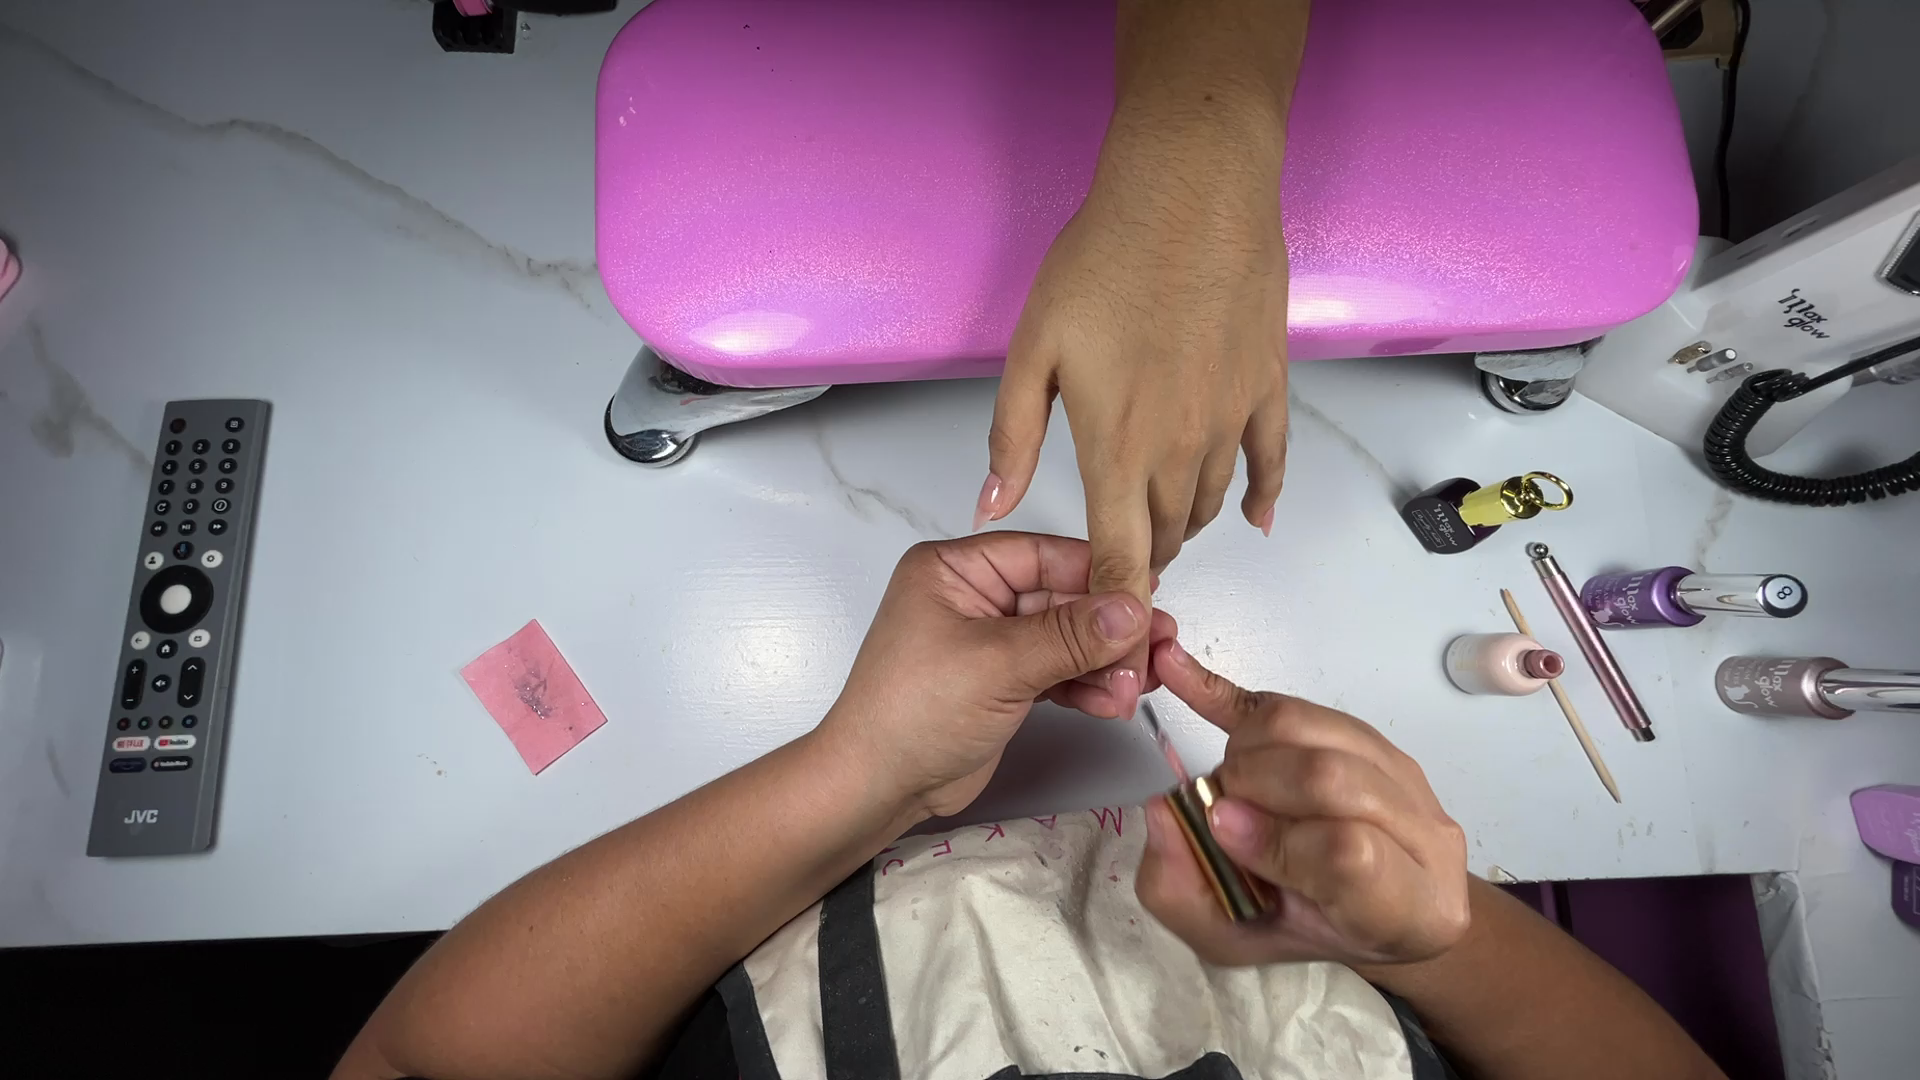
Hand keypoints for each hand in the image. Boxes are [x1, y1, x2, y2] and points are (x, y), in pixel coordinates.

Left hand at [820, 533, 1176, 820]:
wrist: (878, 787)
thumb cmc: (912, 711)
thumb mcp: (996, 664)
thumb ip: (1068, 636)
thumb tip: (1131, 610)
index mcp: (956, 570)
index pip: (1041, 555)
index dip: (1098, 572)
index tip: (1149, 590)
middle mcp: (974, 597)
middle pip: (1060, 598)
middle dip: (1107, 628)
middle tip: (1157, 646)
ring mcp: (990, 640)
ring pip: (1064, 638)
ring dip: (1103, 662)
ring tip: (1140, 684)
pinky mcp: (1004, 679)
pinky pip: (1056, 671)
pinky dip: (1085, 686)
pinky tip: (1112, 702)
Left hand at [980, 114, 1288, 597]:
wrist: (1190, 191)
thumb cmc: (1101, 266)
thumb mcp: (1032, 355)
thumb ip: (1013, 442)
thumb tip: (990, 507)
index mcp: (1117, 451)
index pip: (1119, 558)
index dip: (1114, 603)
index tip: (1110, 634)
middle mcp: (1181, 452)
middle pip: (1165, 538)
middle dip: (1142, 566)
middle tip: (1124, 578)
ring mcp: (1233, 423)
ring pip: (1210, 507)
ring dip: (1183, 530)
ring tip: (1163, 540)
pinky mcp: (1268, 390)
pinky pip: (1271, 463)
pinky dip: (1262, 498)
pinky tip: (1256, 521)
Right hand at [1136, 639, 1469, 966]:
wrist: (1359, 899)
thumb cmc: (1300, 924)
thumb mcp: (1235, 941)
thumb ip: (1185, 894)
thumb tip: (1167, 810)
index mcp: (1410, 909)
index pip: (1351, 854)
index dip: (1276, 839)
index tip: (1223, 831)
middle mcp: (1424, 834)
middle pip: (1328, 776)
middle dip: (1251, 784)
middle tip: (1221, 809)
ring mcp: (1398, 771)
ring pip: (1307, 725)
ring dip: (1245, 746)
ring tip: (1230, 778)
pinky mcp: (1355, 729)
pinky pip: (1284, 700)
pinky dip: (1220, 686)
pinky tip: (1174, 667)